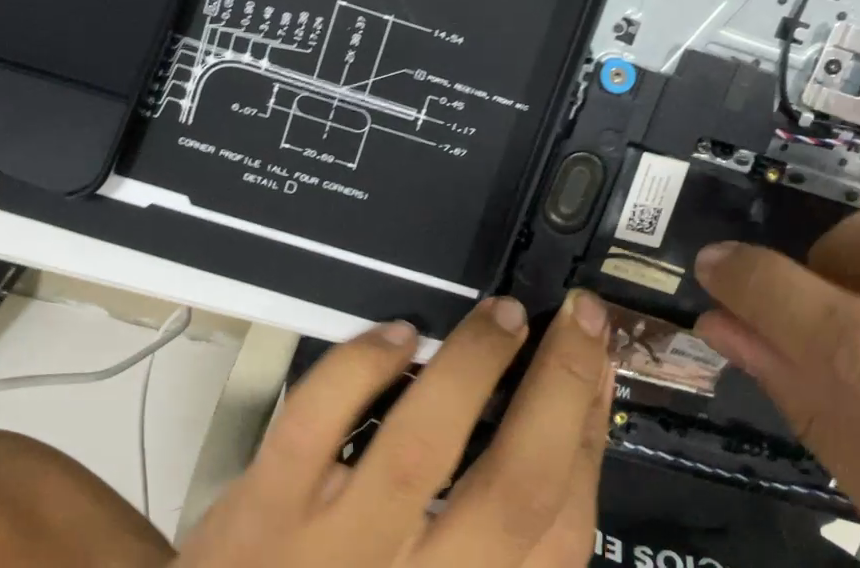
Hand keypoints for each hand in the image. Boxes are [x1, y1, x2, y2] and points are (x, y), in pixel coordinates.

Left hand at [174, 292, 615, 567]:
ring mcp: (334, 551)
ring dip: (472, 364)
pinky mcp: (263, 512)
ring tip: (503, 315)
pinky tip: (397, 334)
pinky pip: (316, 423)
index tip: (597, 369)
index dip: (588, 441)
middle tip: (579, 319)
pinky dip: (361, 367)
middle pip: (513, 491)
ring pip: (417, 447)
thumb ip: (493, 534)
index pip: (560, 537)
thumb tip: (558, 425)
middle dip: (559, 390)